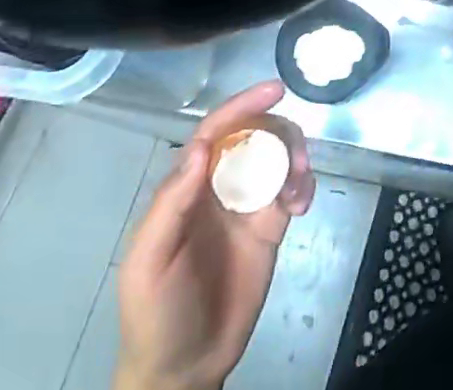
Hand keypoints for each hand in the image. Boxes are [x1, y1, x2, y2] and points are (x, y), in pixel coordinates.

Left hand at [113, 80, 315, 389]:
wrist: (184, 366)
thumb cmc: (155, 309)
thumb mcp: (150, 258)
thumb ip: (172, 203)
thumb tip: (199, 147)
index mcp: (186, 184)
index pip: (214, 132)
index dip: (241, 106)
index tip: (273, 90)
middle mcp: (217, 185)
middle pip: (252, 137)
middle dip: (278, 132)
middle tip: (296, 157)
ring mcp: (245, 206)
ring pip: (276, 159)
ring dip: (294, 158)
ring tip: (299, 189)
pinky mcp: (268, 230)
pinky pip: (289, 193)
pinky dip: (302, 187)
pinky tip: (302, 204)